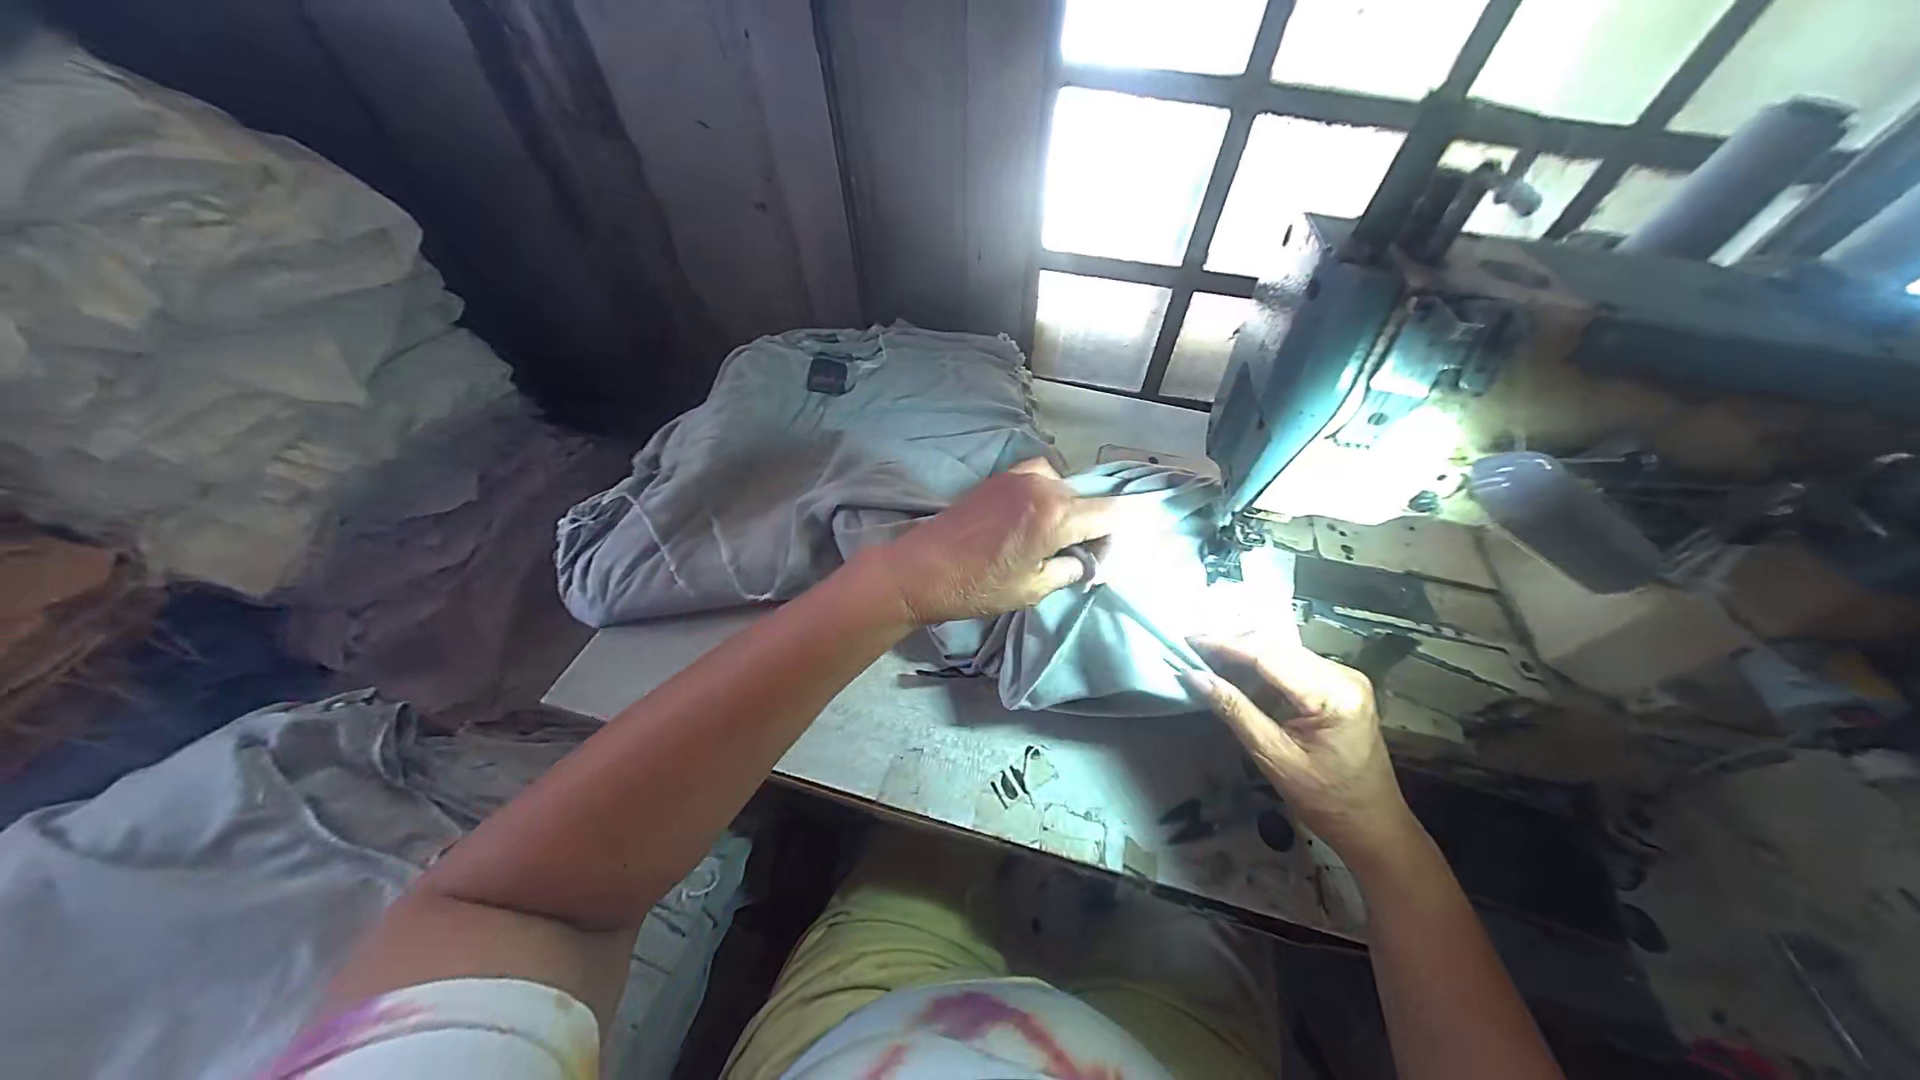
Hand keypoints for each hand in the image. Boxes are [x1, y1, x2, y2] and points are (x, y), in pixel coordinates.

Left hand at [858, 458, 1131, 624]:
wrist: (920, 568)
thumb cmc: (977, 586)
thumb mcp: (1033, 588)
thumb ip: (1072, 569)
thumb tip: (1092, 562)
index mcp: (1056, 514)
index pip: (1112, 512)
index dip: (1135, 520)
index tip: (1150, 526)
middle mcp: (1043, 485)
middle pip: (1088, 500)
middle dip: (1096, 525)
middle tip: (1090, 555)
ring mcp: (1019, 476)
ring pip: (1064, 488)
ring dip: (1070, 509)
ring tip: (1057, 541)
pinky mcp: (1000, 477)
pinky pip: (1039, 479)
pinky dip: (1048, 496)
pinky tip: (1035, 521)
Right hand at [1186, 632, 1421, 869]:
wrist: (1372, 824)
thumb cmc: (1326, 800)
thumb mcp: (1273, 757)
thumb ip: (1235, 710)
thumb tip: (1195, 677)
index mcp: (1334, 694)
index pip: (1269, 656)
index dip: (1225, 645)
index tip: (1189, 641)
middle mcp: (1343, 676)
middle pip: (1276, 647)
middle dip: (1231, 645)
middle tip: (1191, 648)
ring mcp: (1343, 678)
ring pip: (1282, 651)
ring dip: (1243, 653)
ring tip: (1206, 658)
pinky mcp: (1338, 685)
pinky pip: (1291, 664)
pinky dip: (1260, 665)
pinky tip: (1235, 672)